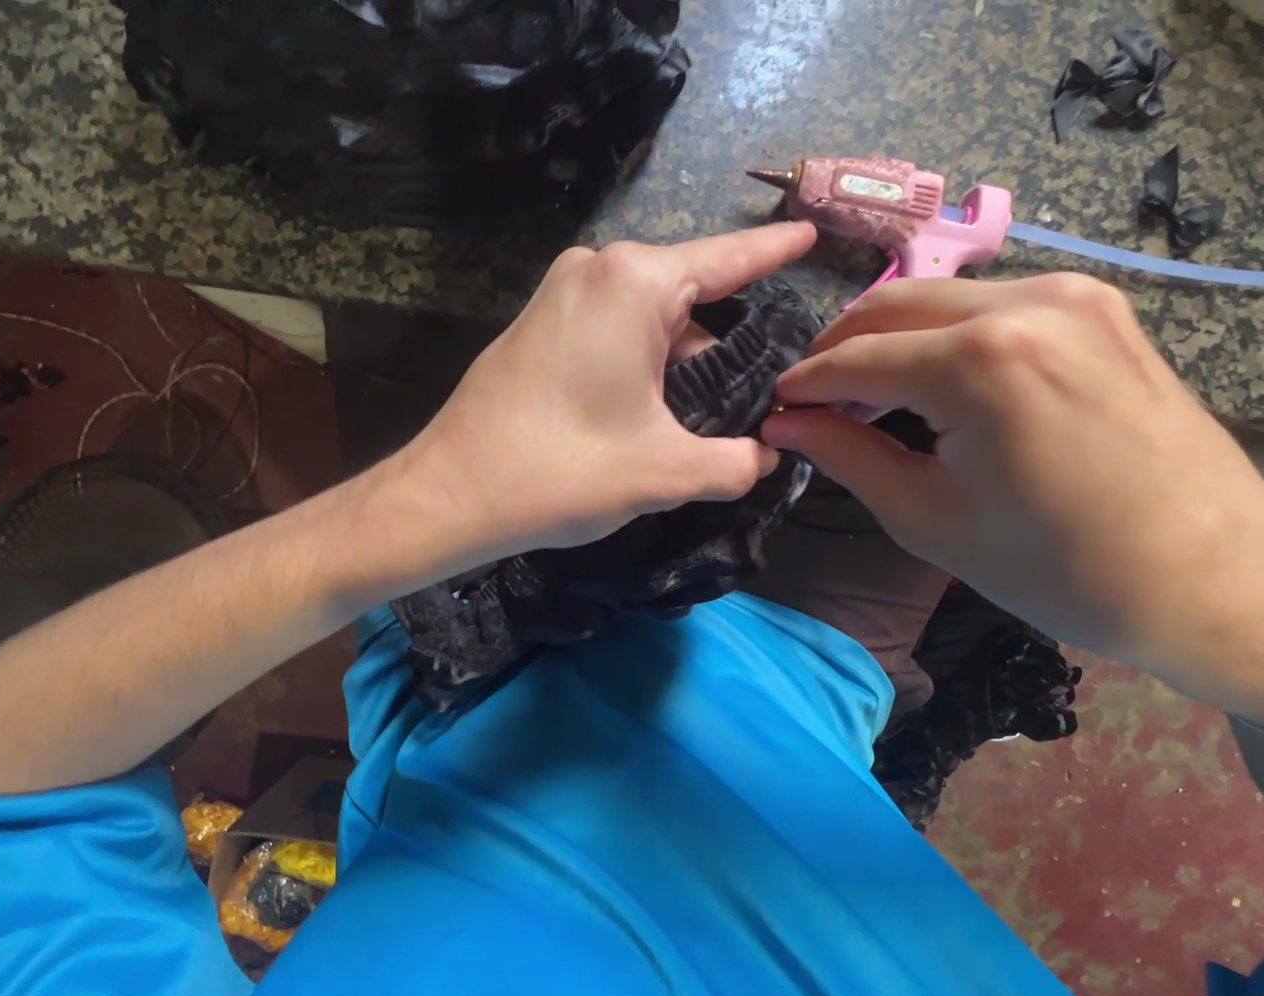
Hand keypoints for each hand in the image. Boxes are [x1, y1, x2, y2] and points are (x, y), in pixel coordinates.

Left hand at [398, 222, 816, 561]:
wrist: (452, 494)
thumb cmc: (562, 471)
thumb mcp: (666, 472)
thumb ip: (735, 462)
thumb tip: (765, 456)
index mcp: (635, 283)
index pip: (729, 258)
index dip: (774, 251)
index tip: (811, 234)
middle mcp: (596, 271)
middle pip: (689, 301)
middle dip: (725, 350)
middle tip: (761, 404)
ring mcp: (560, 296)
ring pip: (649, 323)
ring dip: (680, 369)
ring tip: (705, 427)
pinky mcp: (538, 326)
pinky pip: (611, 334)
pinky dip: (641, 368)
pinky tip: (651, 417)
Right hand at [763, 273, 1263, 729]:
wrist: (1210, 575)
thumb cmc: (1058, 565)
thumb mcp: (928, 516)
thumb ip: (845, 453)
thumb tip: (785, 422)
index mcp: (978, 360)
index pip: (854, 358)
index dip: (803, 386)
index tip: (774, 410)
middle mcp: (1026, 302)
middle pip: (891, 306)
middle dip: (838, 351)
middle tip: (812, 403)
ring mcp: (1072, 296)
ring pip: (940, 298)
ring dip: (890, 339)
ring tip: (867, 397)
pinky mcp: (1100, 307)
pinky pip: (991, 305)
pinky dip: (944, 335)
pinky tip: (932, 381)